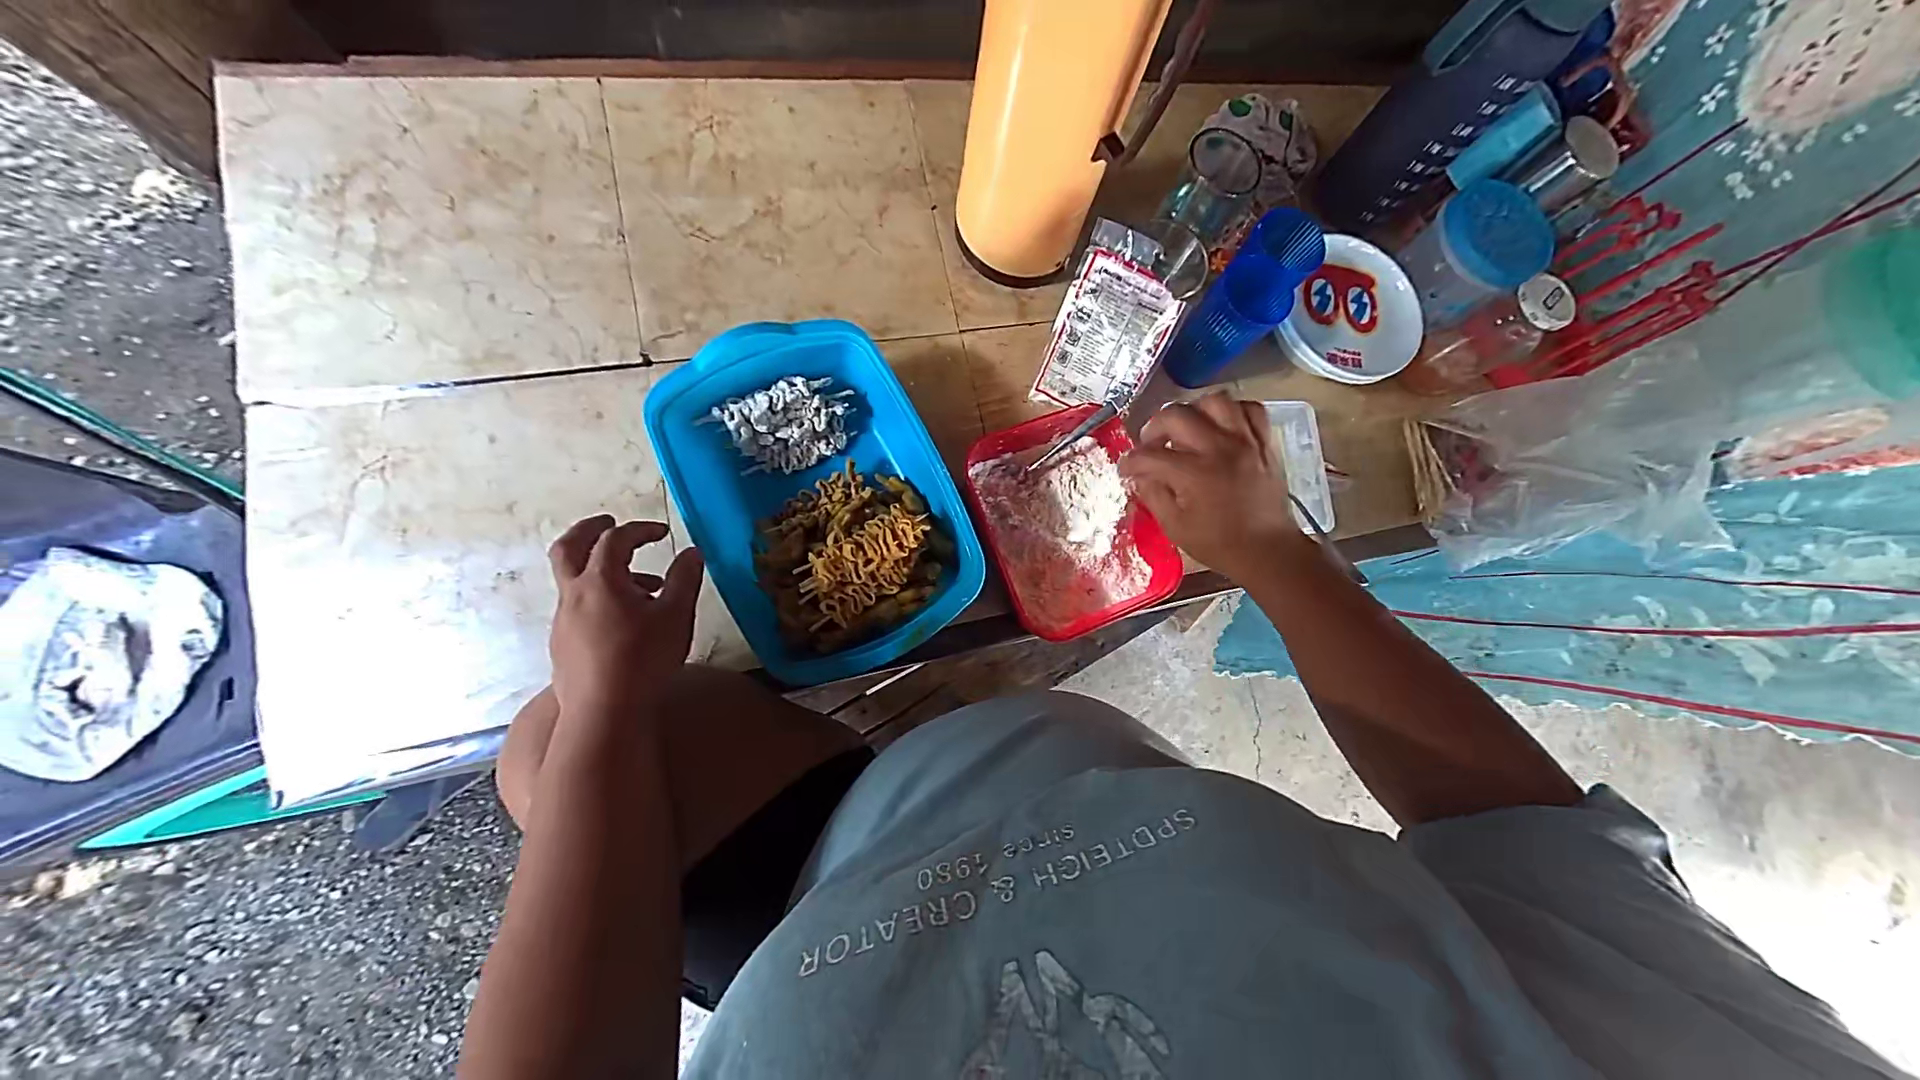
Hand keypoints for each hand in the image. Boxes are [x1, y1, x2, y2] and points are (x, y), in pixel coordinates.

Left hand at [547, 515, 703, 715]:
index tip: (662, 532)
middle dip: (589, 530)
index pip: (615, 539)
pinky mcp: (562, 645)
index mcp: (601, 580)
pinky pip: (579, 608)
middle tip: (610, 524)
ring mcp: (563, 621)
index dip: (639, 529)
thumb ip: (685, 579)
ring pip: (576, 581)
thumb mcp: (676, 615)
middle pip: (569, 548)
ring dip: (603, 571)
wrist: (604, 713)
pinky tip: (627, 623)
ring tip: (644, 588)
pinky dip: (600, 599)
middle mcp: (574, 594)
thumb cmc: (644, 659)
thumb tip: (692, 552)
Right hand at [1119, 392, 1311, 582]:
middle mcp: (1219, 449)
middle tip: (1151, 445)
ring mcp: (1246, 441)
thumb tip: (1140, 475)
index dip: (1130, 461)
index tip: (1126, 469)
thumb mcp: (1174, 527)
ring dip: (1192, 411)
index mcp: (1194, 474)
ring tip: (1186, 429)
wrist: (1268, 551)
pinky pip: (1249, 409)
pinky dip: (1231, 412)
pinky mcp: (1264, 442)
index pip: (1149, 455)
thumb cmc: (1219, 544)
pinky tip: (1220, 427)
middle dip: (1154, 428)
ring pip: (1214, 401)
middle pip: (1176, 415)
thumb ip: (1152, 495)